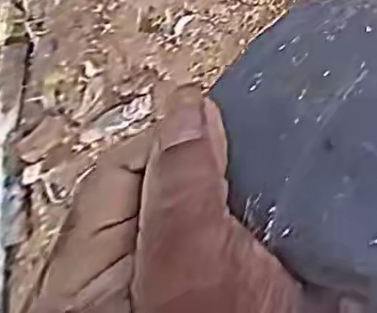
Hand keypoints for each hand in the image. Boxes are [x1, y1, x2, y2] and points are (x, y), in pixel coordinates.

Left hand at [31, 87, 300, 312]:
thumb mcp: (188, 271)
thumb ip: (180, 192)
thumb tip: (187, 105)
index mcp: (88, 271)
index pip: (124, 167)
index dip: (174, 139)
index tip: (225, 130)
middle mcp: (129, 265)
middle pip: (166, 176)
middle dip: (214, 153)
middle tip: (260, 152)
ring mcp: (179, 268)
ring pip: (206, 189)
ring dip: (244, 170)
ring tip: (280, 165)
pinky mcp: (223, 267)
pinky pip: (238, 209)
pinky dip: (264, 190)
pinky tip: (288, 191)